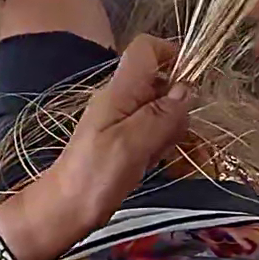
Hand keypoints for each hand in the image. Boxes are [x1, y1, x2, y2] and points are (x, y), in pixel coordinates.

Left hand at [1, 36, 190, 259]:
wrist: (65, 210)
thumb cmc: (94, 176)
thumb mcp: (130, 144)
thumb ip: (160, 114)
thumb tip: (187, 88)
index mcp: (119, 91)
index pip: (145, 49)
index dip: (172, 55)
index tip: (192, 85)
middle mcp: (121, 99)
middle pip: (162, 82)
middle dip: (178, 107)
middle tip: (171, 137)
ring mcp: (122, 120)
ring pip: (163, 110)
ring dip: (173, 131)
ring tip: (162, 156)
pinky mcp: (125, 141)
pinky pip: (155, 132)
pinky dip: (163, 146)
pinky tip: (159, 164)